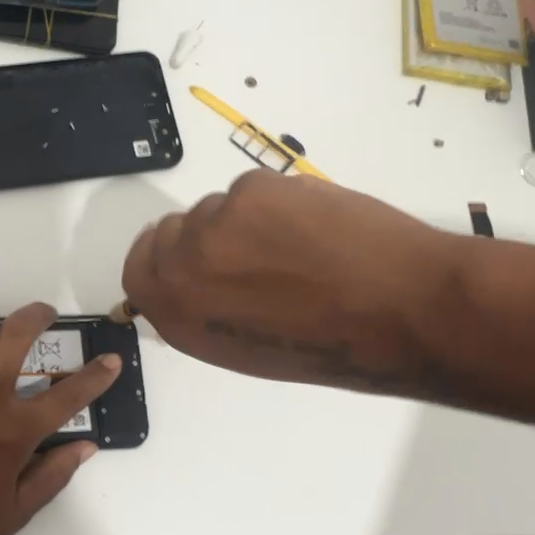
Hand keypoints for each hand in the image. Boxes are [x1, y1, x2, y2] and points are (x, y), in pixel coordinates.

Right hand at [121, 170, 470, 396]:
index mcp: (174, 313)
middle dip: (206, 238)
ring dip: (245, 219)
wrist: (397, 310)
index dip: (161, 258)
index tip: (188, 257)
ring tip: (296, 247)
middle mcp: (180, 268)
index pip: (138, 267)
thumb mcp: (238, 347)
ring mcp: (213, 225)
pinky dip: (279, 202)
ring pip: (217, 207)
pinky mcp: (252, 192)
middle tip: (253, 252)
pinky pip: (253, 188)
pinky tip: (313, 227)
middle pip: (172, 231)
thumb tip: (194, 283)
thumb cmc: (323, 345)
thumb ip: (197, 310)